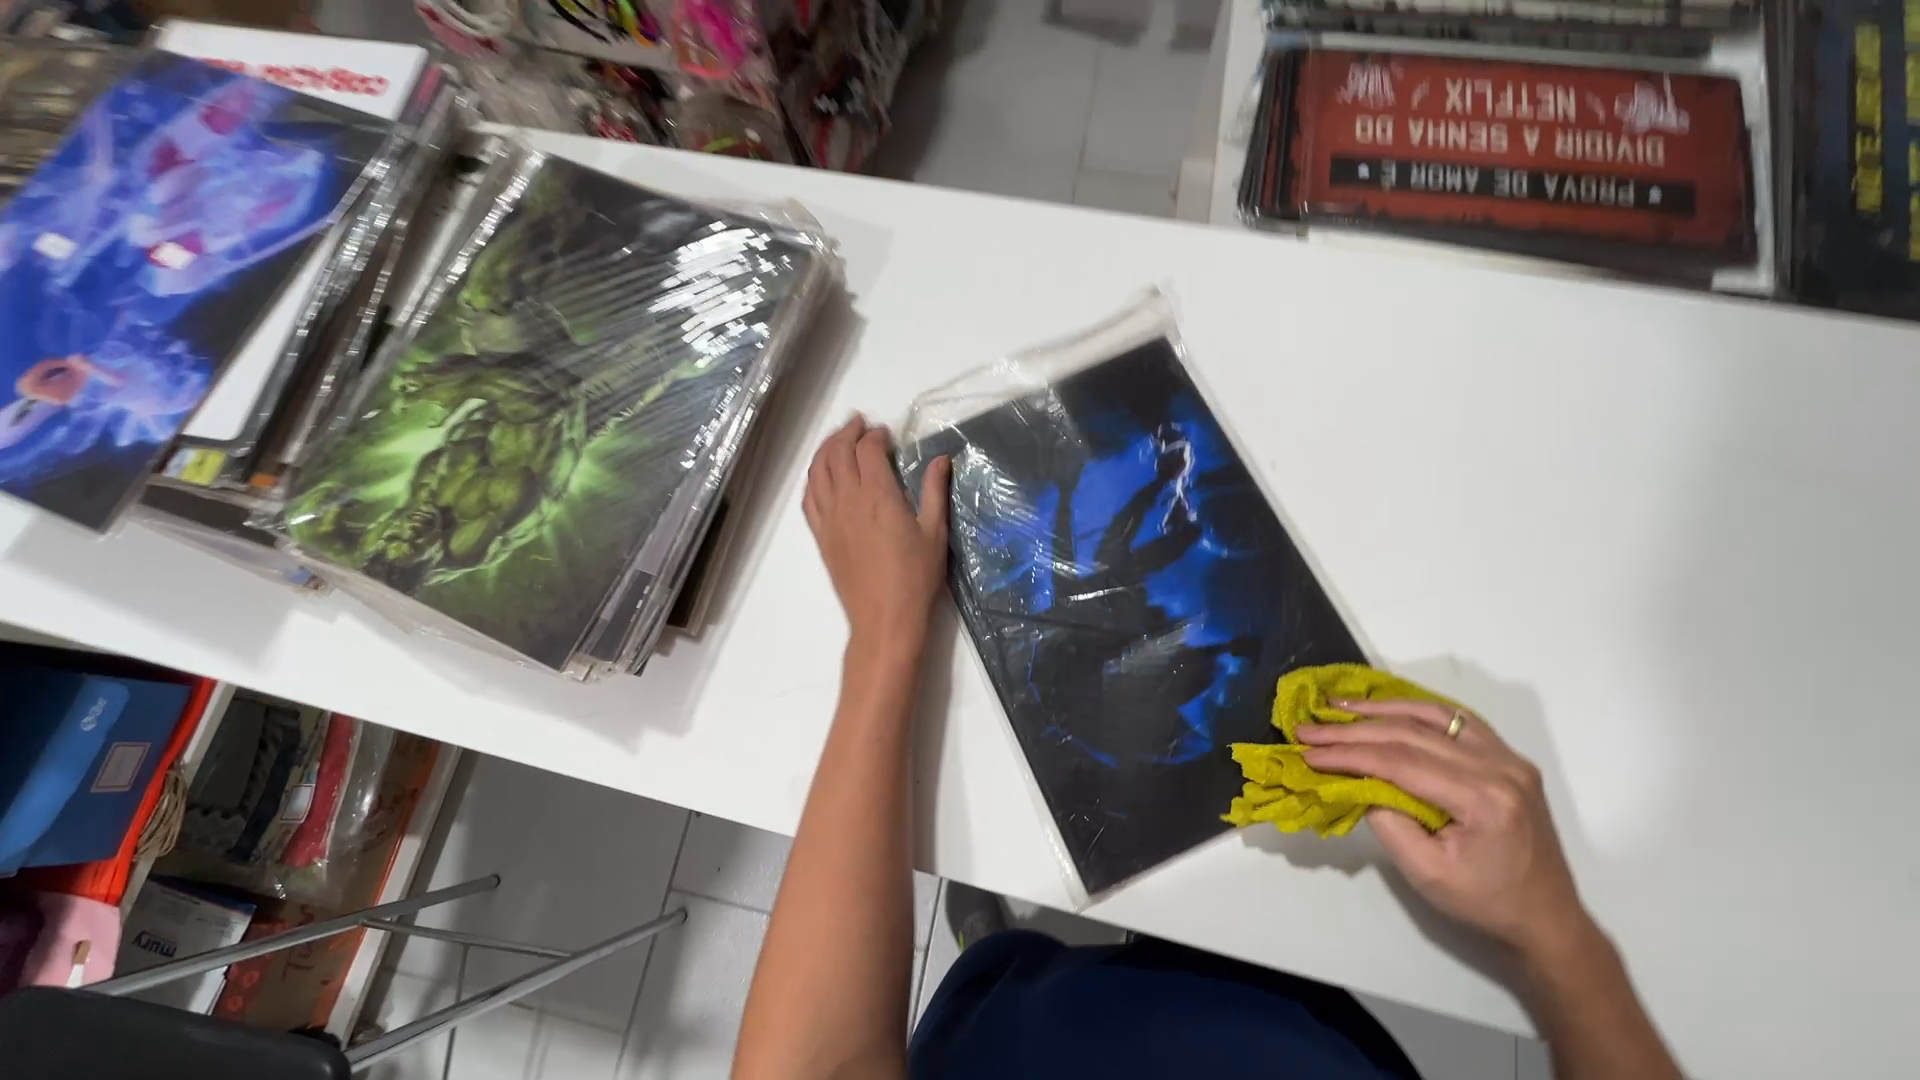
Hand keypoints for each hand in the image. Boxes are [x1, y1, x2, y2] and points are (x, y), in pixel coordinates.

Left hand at [802, 414, 950, 645]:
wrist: (883, 617)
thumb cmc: (915, 577)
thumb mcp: (935, 532)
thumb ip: (934, 491)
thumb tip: (941, 459)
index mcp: (878, 496)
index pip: (868, 450)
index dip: (875, 436)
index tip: (886, 434)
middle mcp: (848, 500)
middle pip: (838, 452)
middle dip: (848, 432)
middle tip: (859, 424)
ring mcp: (829, 517)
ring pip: (818, 470)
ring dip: (826, 448)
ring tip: (838, 439)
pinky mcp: (820, 535)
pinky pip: (808, 496)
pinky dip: (813, 477)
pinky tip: (821, 473)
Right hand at [1297, 701, 1591, 959]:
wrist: (1547, 918)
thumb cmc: (1484, 902)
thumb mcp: (1425, 871)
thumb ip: (1387, 820)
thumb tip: (1356, 780)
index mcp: (1483, 799)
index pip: (1401, 761)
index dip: (1349, 754)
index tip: (1307, 753)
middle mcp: (1500, 767)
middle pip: (1412, 733)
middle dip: (1353, 729)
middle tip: (1308, 728)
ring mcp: (1508, 758)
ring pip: (1433, 715)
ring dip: (1380, 709)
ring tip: (1337, 707)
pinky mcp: (1507, 758)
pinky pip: (1454, 720)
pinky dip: (1413, 710)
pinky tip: (1385, 710)